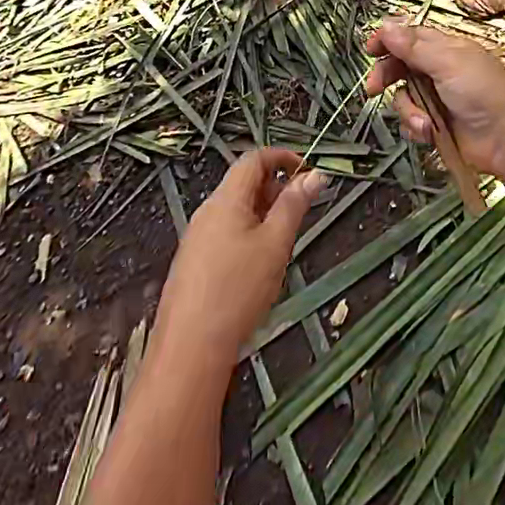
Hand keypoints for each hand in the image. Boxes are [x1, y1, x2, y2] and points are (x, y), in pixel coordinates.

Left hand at [154, 148, 322, 363]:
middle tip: (303, 208)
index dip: (283, 158)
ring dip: (265, 211)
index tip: (308, 172)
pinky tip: (261, 262)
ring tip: (285, 238)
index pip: (254, 159)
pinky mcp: (194, 261)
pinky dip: (249, 231)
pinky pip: (226, 231)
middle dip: (277, 187)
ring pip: (236, 209)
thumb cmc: (238, 289)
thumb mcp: (276, 243)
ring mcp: (197, 237)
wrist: (190, 347)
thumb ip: (295, 205)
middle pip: (244, 182)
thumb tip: (314, 174)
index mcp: (226, 200)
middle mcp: (207, 212)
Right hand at [363, 19, 504, 179]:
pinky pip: (412, 122)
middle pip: (400, 67)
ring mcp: (438, 98)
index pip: (410, 37)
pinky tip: (429, 133)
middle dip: (386, 77)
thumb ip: (414, 47)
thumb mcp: (448, 62)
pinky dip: (417, 128)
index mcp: (446, 48)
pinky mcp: (437, 124)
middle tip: (374, 88)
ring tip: (424, 122)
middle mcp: (439, 71)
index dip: (388, 41)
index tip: (370, 49)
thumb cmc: (483, 92)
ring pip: (403, 98)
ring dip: (408, 110)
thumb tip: (387, 25)